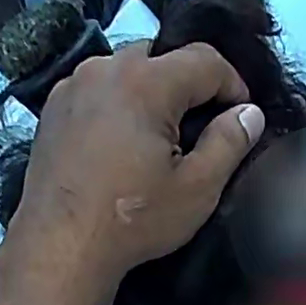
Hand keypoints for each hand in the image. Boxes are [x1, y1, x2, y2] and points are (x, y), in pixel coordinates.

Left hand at [1, 41, 265, 294]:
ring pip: (129, 72)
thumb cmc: (135, 220)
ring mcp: (73, 86)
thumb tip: (251, 114)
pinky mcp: (54, 110)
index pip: (205, 59)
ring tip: (164, 141)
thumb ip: (229, 143)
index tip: (243, 117)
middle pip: (163, 58)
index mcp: (145, 82)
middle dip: (192, 87)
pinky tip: (127, 147)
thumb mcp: (198, 188)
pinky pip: (100, 92)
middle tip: (204, 130)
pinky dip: (122, 107)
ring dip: (155, 96)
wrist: (62, 246)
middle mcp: (104, 69)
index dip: (234, 84)